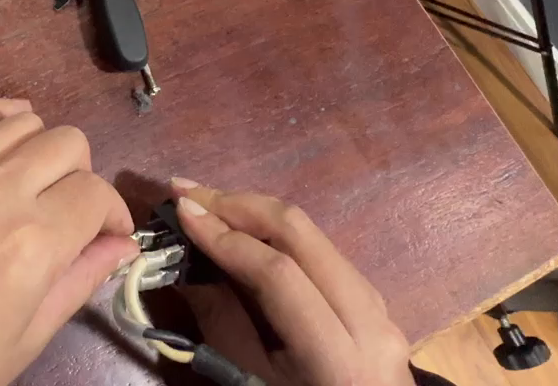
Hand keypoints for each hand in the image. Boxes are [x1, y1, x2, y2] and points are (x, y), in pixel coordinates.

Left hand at [0, 99, 135, 385]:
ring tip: (39, 185)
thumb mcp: (26, 338)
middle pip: (69, 142)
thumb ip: (80, 280)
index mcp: (33, 240)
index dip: (113, 214)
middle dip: (84, 177)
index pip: (97, 193)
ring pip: (27, 121)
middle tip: (72, 216)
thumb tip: (124, 246)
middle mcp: (1, 189)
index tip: (110, 236)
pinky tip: (10, 130)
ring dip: (45, 148)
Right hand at [171, 180, 412, 385]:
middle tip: (187, 191)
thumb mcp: (251, 381)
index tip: (180, 209)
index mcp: (338, 356)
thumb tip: (180, 258)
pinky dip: (274, 229)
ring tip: (206, 202)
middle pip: (298, 231)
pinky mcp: (373, 295)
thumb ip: (219, 318)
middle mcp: (368, 319)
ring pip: (309, 231)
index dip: (224, 235)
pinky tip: (242, 225)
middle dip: (236, 204)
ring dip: (252, 210)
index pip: (277, 272)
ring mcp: (378, 303)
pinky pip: (318, 246)